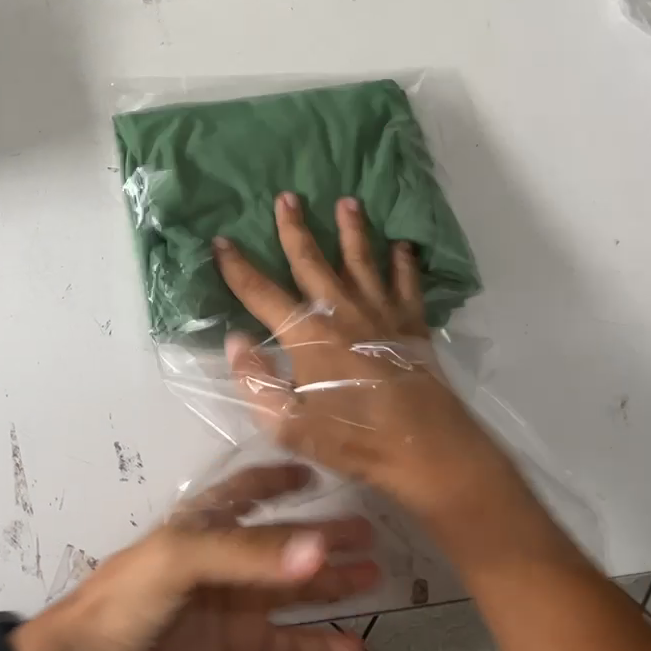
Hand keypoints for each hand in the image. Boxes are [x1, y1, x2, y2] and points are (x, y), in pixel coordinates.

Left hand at [8, 464, 378, 650]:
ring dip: (334, 584)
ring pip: (296, 591)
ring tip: (376, 577)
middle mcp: (226, 561)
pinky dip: (324, 646)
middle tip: (370, 533)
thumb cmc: (131, 596)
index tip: (319, 471)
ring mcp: (236, 606)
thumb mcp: (182, 559)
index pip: (247, 492)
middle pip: (285, 543)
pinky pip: (292, 645)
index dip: (278, 480)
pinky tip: (357, 648)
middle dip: (324, 535)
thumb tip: (317, 549)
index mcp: (204, 526)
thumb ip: (248, 553)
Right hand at [212, 193, 530, 534]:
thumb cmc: (354, 440)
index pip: (261, 293)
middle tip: (287, 197)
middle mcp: (342, 312)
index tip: (220, 241)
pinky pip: (407, 284)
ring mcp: (381, 314)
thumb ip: (255, 380)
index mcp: (308, 335)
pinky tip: (403, 246)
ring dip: (352, 231)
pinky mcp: (413, 326)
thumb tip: (236, 341)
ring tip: (347, 202)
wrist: (429, 453)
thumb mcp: (289, 424)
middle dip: (295, 229)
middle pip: (312, 261)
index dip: (237, 267)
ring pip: (362, 261)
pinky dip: (404, 262)